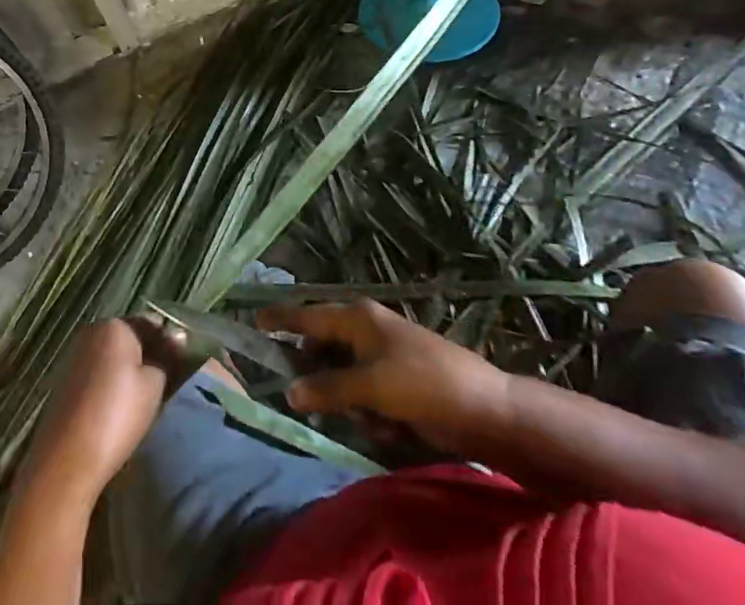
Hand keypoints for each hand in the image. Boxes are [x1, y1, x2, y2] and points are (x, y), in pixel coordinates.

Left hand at [20, 318, 171, 500]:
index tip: (187, 362)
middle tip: (173, 379)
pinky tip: (125, 403)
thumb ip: (166, 359)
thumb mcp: (155, 384)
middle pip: (130, 337)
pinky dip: (113, 380)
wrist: (71, 452)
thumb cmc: (119, 412)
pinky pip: (99, 369)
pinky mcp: (67, 376)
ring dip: (132, 368)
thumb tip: (175, 340)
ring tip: (152, 395)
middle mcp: (92, 331)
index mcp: (114, 325)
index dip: (171, 340)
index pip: (151, 323)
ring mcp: (76, 353)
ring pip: (113, 354)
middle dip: (151, 353)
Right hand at [257, 299, 512, 453]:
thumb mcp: (369, 387)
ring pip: (341, 379)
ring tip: (371, 422)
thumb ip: (325, 388)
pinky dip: (370, 413)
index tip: (252, 321)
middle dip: (319, 380)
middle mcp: (364, 331)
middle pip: (320, 351)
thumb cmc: (425, 385)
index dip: (279, 319)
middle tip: (312, 402)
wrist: (491, 413)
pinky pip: (364, 395)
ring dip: (348, 404)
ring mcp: (381, 356)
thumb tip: (289, 392)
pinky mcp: (397, 381)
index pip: (305, 316)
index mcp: (356, 318)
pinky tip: (389, 429)